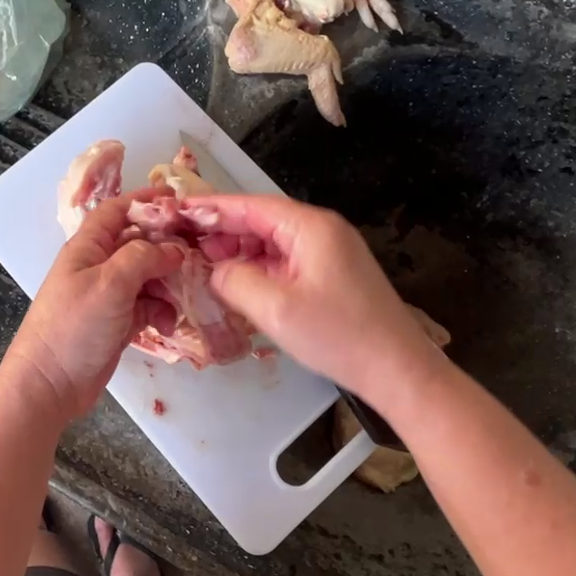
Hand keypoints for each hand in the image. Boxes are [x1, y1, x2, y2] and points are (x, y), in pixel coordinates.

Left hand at [3, 188, 185, 423]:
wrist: (50, 385)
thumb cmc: (73, 327)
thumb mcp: (109, 283)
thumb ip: (143, 257)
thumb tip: (174, 248)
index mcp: (88, 247)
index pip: (117, 210)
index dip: (145, 201)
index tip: (180, 202)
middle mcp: (99, 266)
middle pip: (140, 243)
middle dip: (168, 248)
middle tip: (200, 255)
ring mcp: (109, 295)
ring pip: (149, 276)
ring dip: (169, 284)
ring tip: (184, 297)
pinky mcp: (118, 322)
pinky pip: (148, 306)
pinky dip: (162, 312)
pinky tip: (168, 325)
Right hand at [186, 193, 447, 394]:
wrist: (398, 370)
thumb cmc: (340, 336)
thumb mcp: (276, 309)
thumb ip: (235, 280)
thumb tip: (214, 270)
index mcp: (310, 227)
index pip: (249, 205)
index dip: (211, 207)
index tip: (177, 212)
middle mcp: (321, 230)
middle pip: (259, 221)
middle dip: (221, 232)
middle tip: (183, 248)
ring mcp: (328, 253)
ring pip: (270, 243)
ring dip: (237, 253)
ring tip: (202, 268)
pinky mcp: (330, 275)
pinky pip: (283, 262)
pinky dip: (256, 269)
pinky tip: (234, 285)